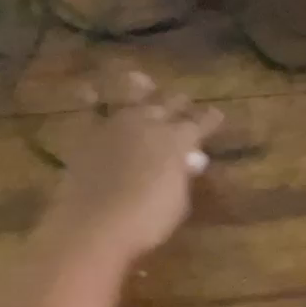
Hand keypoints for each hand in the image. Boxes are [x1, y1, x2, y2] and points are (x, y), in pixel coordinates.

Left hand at [42, 68, 224, 260]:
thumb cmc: (146, 223)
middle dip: (179, 104)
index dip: (209, 120)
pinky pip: (89, 109)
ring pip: (132, 96)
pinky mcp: (88, 134)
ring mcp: (116, 124)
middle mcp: (148, 123)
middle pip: (168, 105)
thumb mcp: (176, 205)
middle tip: (185, 102)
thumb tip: (191, 160)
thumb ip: (183, 178)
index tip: (217, 114)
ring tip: (144, 81)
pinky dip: (90, 98)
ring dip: (141, 88)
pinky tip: (88, 90)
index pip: (199, 124)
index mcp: (177, 141)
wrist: (95, 225)